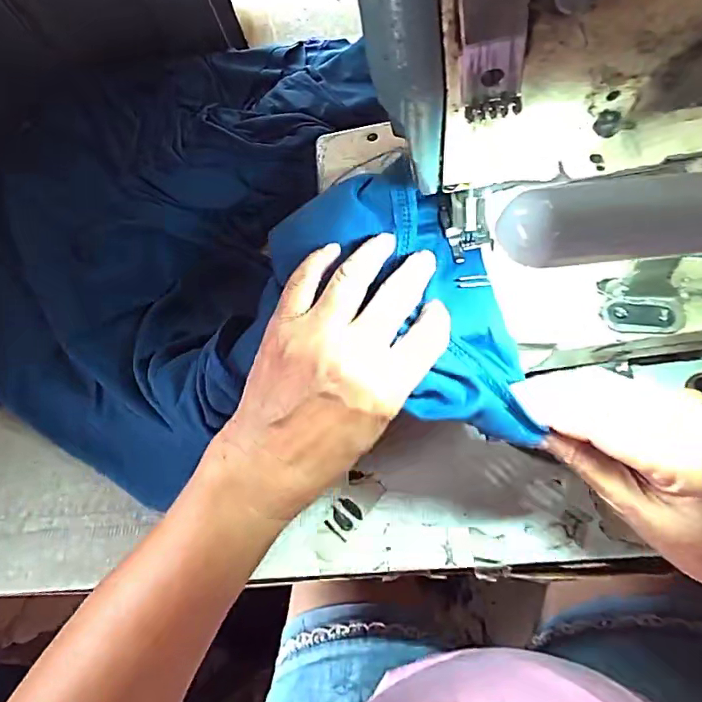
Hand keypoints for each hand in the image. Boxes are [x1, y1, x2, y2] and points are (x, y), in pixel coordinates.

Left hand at [200, 234, 451, 524]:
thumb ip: (395, 378)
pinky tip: (332, 250)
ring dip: (371, 254)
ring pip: (351, 278)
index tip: (434, 308)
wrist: (265, 458)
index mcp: (383, 385)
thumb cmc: (321, 453)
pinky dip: (319, 260)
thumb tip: (405, 340)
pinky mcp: (284, 326)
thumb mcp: (377, 423)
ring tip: (383, 243)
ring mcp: (315, 334)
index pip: (426, 335)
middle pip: (395, 297)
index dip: (436, 317)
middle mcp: (353, 354)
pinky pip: (304, 281)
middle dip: (413, 272)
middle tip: (420, 260)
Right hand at [513, 368, 701, 608]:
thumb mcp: (633, 512)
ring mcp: (691, 405)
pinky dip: (593, 392)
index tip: (521, 403)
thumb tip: (547, 431)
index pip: (605, 423)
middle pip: (608, 396)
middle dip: (559, 395)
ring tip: (536, 398)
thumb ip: (588, 464)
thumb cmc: (700, 540)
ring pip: (613, 385)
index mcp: (687, 458)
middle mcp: (694, 421)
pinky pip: (626, 388)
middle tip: (520, 398)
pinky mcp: (683, 397)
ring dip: (571, 390)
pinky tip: (569, 399)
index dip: (557, 410)